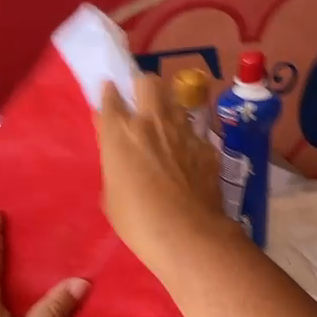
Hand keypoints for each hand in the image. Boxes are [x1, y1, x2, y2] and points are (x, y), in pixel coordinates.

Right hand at [97, 73, 229, 267]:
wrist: (187, 234)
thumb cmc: (137, 220)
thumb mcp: (110, 195)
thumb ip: (113, 165)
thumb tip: (118, 154)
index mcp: (120, 132)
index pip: (111, 96)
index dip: (109, 93)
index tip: (110, 95)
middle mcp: (151, 121)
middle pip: (148, 82)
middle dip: (142, 87)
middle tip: (140, 103)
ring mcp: (183, 130)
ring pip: (175, 101)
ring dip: (166, 107)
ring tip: (164, 126)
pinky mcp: (207, 145)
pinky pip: (194, 131)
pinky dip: (187, 138)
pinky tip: (186, 157)